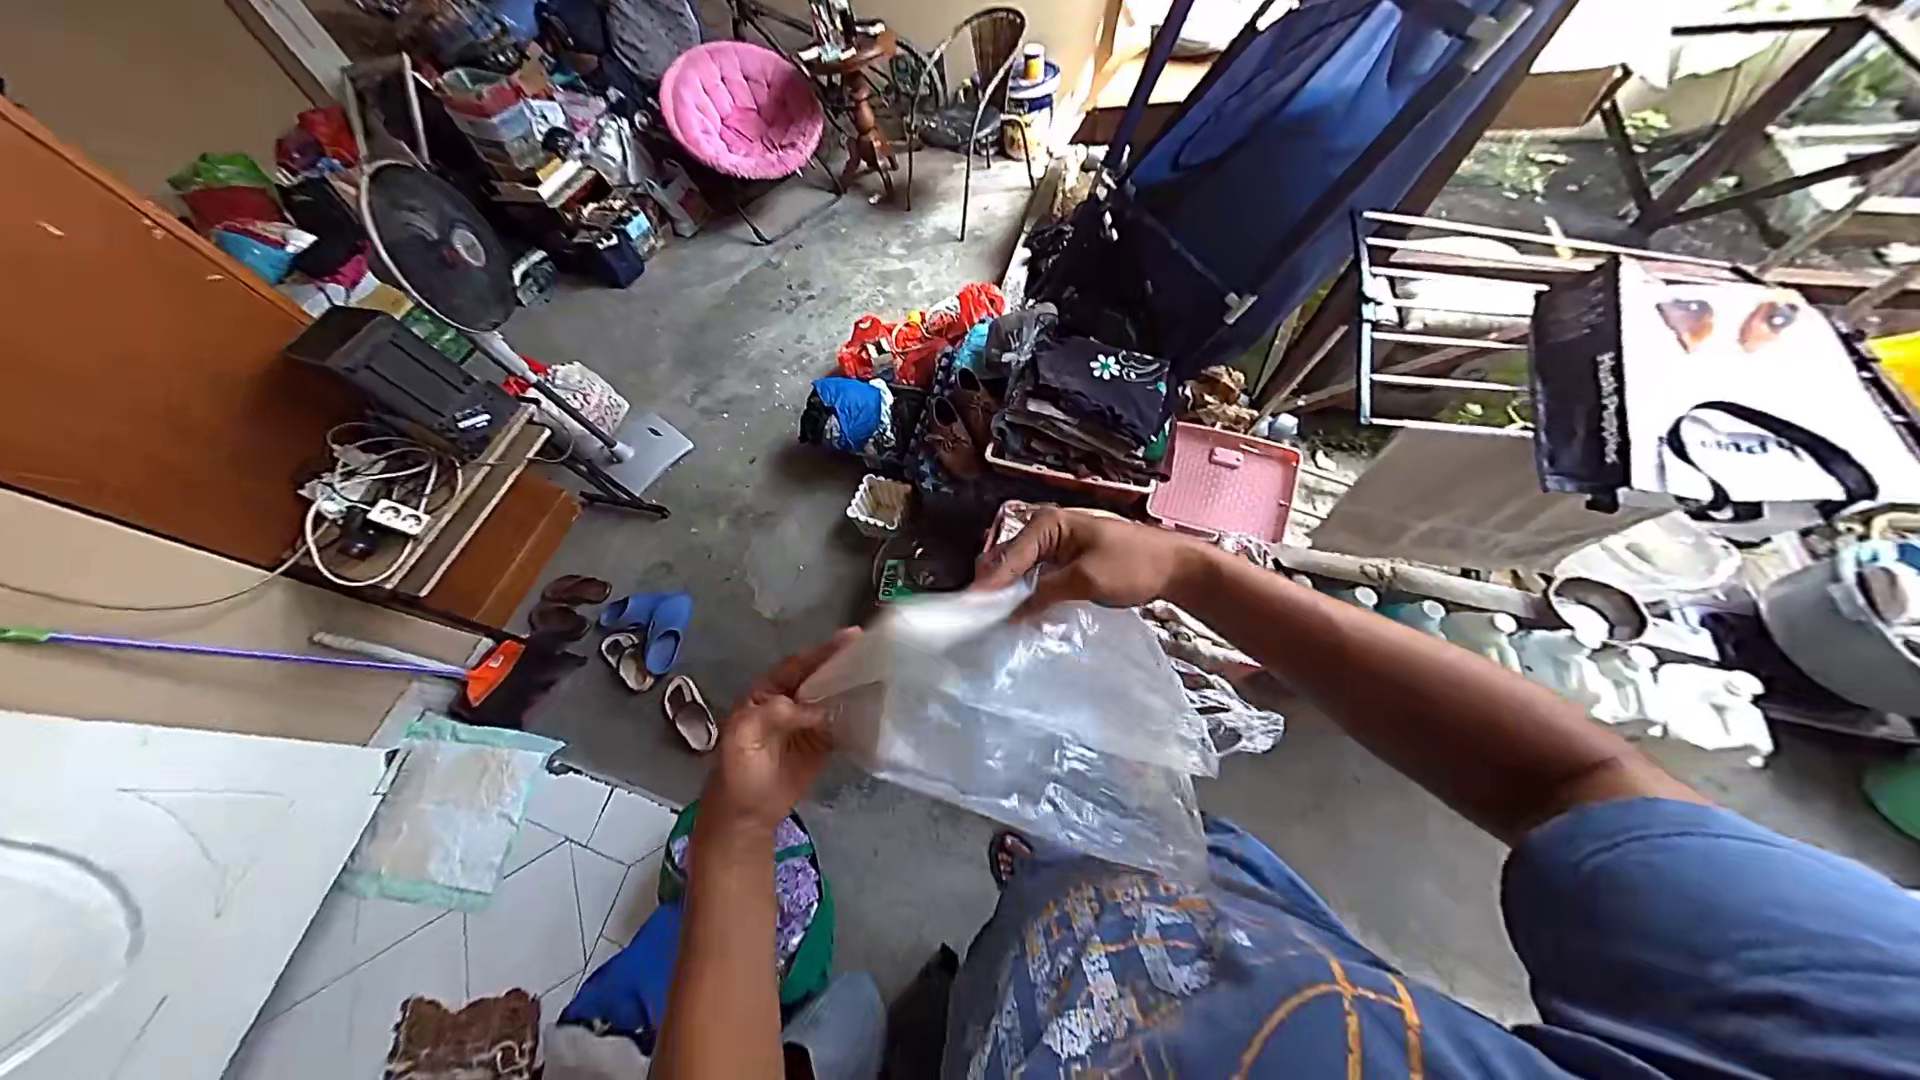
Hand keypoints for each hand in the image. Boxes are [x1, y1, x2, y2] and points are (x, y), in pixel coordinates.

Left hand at [702, 629, 861, 834]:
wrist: (746, 816)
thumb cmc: (737, 772)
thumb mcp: (742, 737)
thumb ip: (772, 715)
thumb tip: (814, 708)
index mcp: (769, 692)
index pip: (799, 665)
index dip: (823, 651)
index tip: (850, 637)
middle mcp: (792, 700)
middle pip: (821, 675)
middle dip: (845, 661)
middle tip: (874, 649)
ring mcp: (810, 721)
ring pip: (835, 695)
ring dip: (856, 684)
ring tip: (883, 671)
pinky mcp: (825, 742)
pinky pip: (844, 722)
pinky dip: (860, 714)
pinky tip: (878, 705)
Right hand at [972, 506, 1215, 616]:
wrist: (1174, 567)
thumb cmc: (1134, 565)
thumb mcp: (1086, 580)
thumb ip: (1044, 594)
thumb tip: (1011, 613)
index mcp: (1048, 524)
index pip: (1008, 556)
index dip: (989, 583)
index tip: (971, 608)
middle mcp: (1045, 530)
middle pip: (1007, 560)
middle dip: (994, 587)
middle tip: (981, 617)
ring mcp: (1053, 546)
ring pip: (1018, 571)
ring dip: (1008, 593)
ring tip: (993, 619)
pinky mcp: (1062, 562)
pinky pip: (1033, 577)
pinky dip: (1024, 594)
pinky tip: (1018, 613)